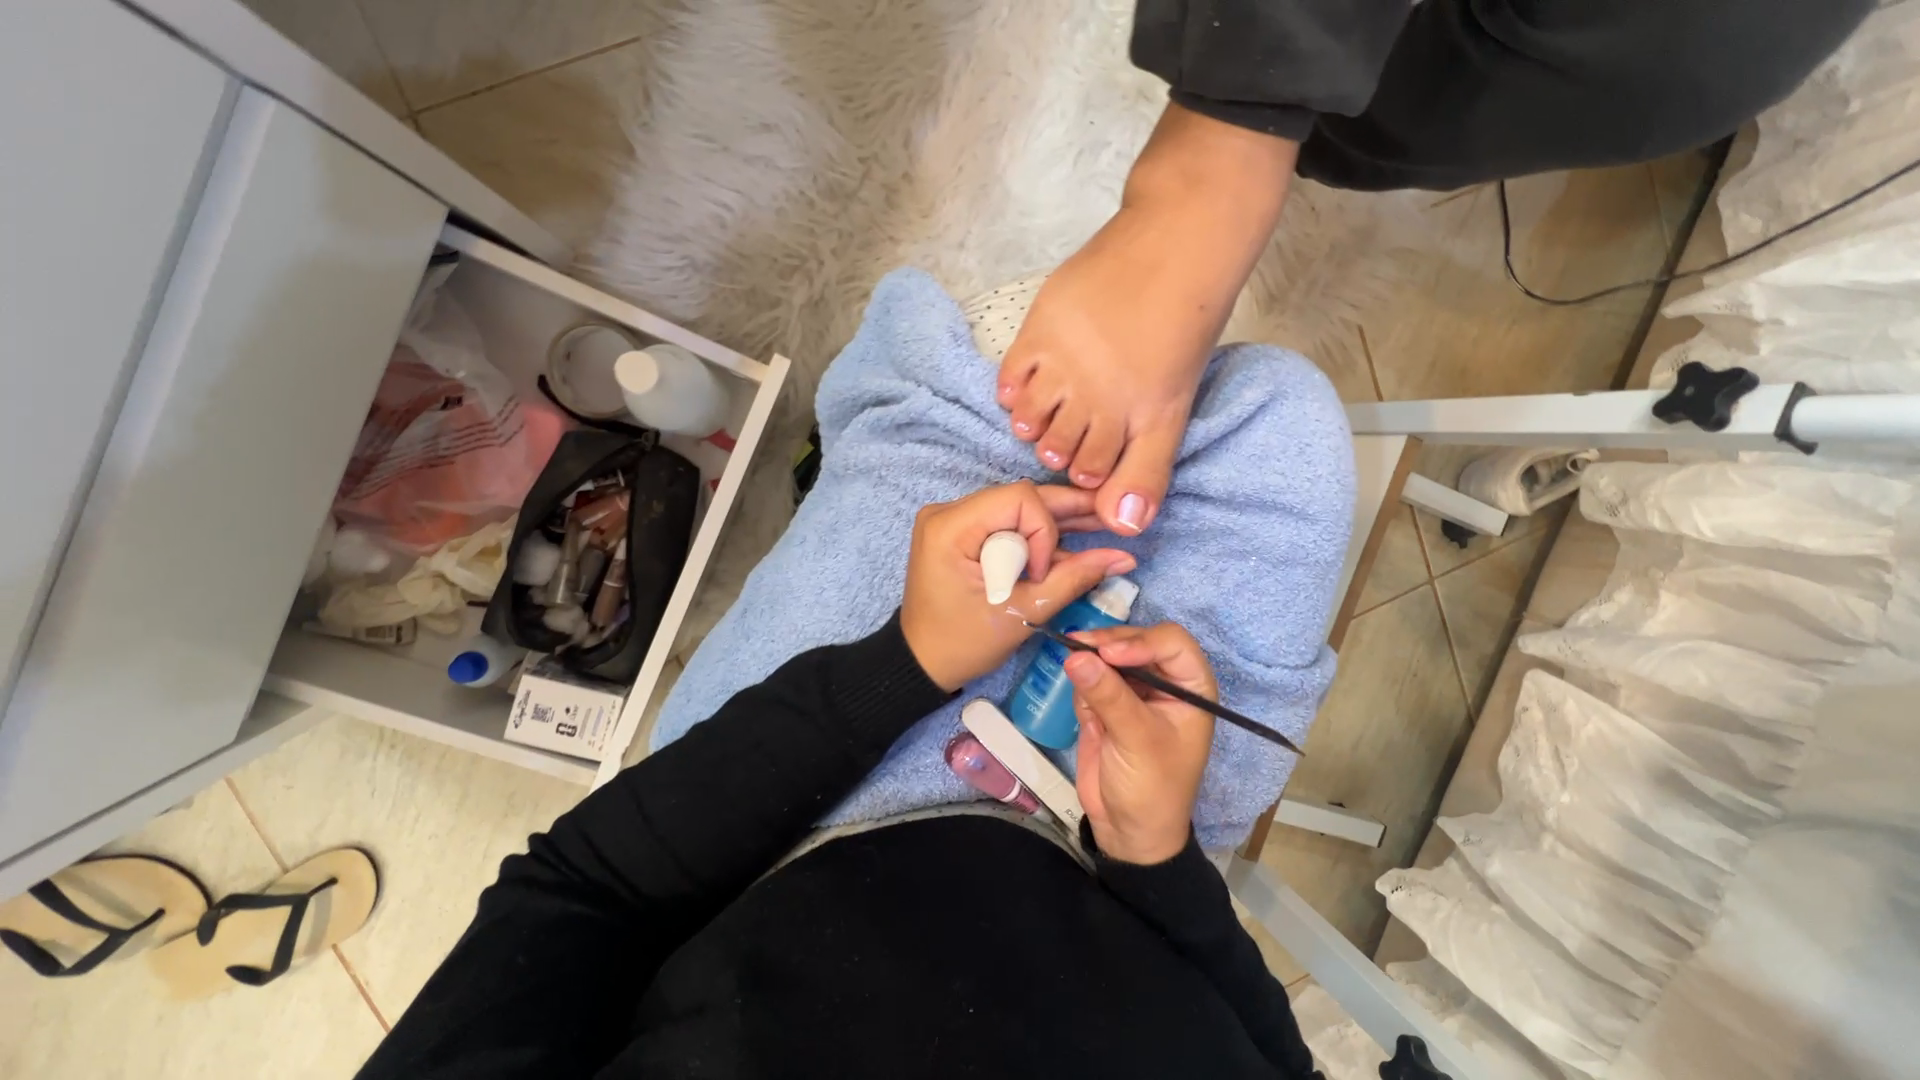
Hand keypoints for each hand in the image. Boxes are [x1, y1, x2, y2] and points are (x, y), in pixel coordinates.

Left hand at [900, 481, 1135, 691]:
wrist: (921, 661)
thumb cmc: (963, 643)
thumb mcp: (1021, 614)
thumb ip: (1071, 580)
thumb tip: (1123, 557)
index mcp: (950, 527)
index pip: (1020, 498)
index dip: (1046, 530)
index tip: (1041, 574)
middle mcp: (947, 512)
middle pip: (1019, 497)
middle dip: (1062, 515)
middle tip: (1108, 521)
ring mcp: (953, 519)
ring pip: (1016, 509)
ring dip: (1053, 525)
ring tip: (1097, 529)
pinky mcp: (962, 532)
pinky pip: (1005, 523)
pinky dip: (1033, 537)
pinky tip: (1068, 546)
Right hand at [997, 103, 1296, 535]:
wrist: (1176, 245)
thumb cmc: (1184, 326)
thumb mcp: (1175, 404)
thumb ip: (1147, 466)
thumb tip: (1122, 527)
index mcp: (1139, 417)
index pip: (1094, 474)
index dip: (1090, 477)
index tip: (1087, 466)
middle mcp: (1100, 396)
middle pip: (1059, 449)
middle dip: (1061, 452)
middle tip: (1062, 439)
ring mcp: (1067, 361)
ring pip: (1031, 420)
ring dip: (1034, 427)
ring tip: (1042, 418)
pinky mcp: (1042, 328)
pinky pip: (1010, 379)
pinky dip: (1012, 393)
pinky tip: (1025, 389)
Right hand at [1069, 623, 1217, 864]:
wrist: (1129, 831)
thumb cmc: (1152, 788)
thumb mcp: (1136, 740)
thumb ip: (1109, 695)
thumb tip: (1075, 656)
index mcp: (1192, 688)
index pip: (1172, 643)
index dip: (1141, 641)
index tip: (1108, 654)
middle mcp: (1166, 683)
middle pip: (1137, 642)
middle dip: (1109, 645)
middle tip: (1076, 647)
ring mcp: (1135, 692)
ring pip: (1110, 656)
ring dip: (1091, 660)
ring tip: (1072, 665)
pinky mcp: (1107, 705)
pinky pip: (1092, 678)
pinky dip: (1083, 683)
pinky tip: (1084, 708)